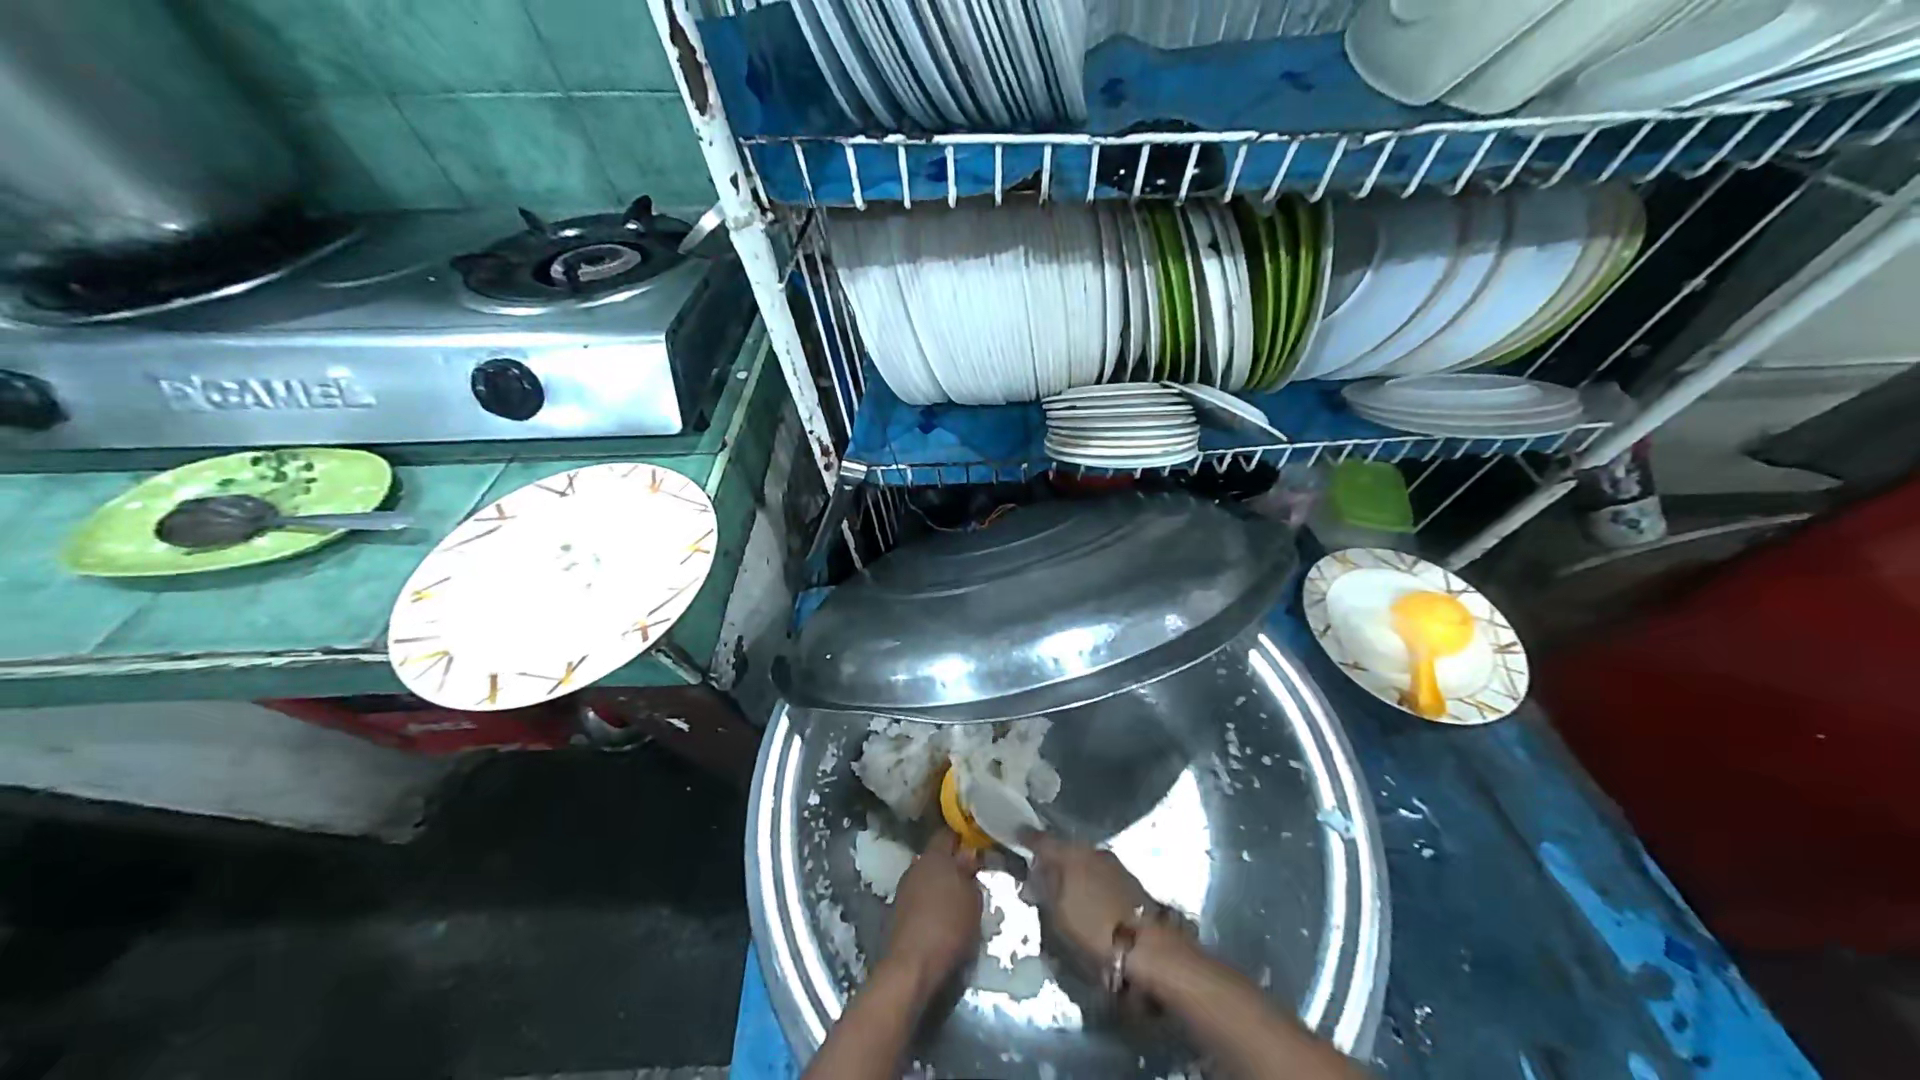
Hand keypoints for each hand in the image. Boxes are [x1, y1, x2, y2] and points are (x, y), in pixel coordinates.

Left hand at [883, 829, 982, 984]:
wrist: (912, 965)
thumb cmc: (949, 925)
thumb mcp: (973, 899)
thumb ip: (969, 873)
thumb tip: (967, 855)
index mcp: (935, 857)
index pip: (947, 834)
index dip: (961, 836)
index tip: (975, 843)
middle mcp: (916, 866)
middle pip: (936, 857)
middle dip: (951, 863)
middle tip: (970, 875)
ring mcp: (904, 888)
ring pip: (926, 877)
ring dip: (939, 883)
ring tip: (957, 898)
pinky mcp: (897, 909)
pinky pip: (919, 896)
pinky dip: (929, 900)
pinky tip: (941, 915)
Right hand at [1024, 833, 1156, 967]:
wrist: (1147, 945)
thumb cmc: (1094, 930)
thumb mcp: (1057, 914)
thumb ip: (1043, 888)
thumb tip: (1034, 871)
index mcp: (1070, 854)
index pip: (1042, 840)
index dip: (1027, 838)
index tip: (1017, 836)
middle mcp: (1091, 850)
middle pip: (1064, 847)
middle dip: (1051, 856)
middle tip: (1039, 869)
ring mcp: (1112, 862)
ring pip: (1083, 858)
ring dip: (1071, 867)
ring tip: (1062, 884)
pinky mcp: (1128, 878)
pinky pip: (1097, 869)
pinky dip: (1087, 876)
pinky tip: (1085, 892)